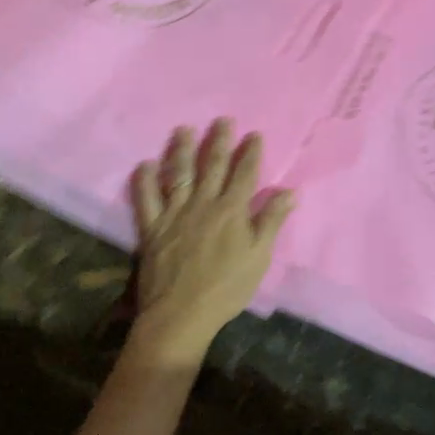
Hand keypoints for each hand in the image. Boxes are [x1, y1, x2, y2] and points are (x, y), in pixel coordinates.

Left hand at [129, 118, 294, 364]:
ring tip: (184, 130)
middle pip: (213, 166)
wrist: (181, 315)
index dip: (250, 152)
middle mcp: (203, 204)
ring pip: (180, 175)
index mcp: (232, 211)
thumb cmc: (226, 288)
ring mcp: (175, 214)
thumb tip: (290, 191)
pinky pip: (146, 200)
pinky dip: (145, 181)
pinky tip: (145, 164)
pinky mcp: (152, 229)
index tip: (254, 134)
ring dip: (183, 150)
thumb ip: (272, 221)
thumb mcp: (259, 257)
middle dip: (219, 141)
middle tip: (222, 120)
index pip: (244, 174)